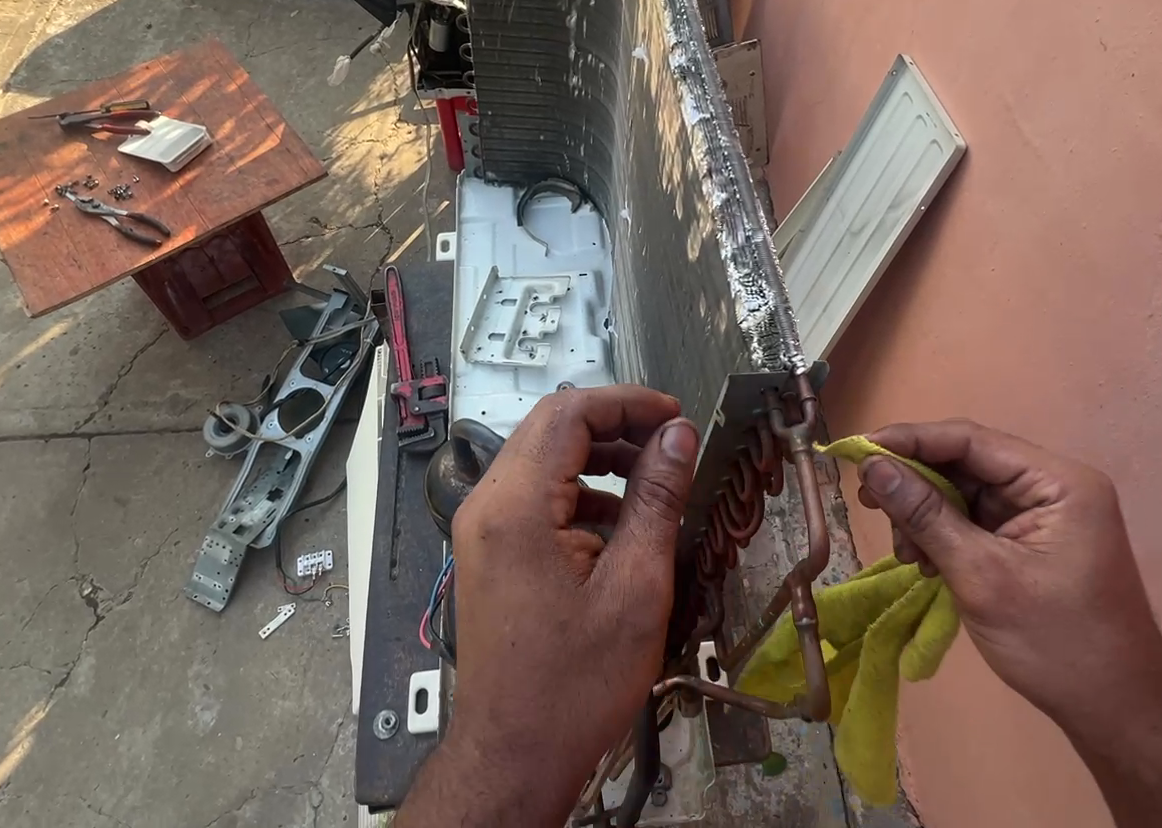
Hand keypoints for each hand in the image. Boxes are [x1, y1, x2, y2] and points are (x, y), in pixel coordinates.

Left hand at [396, 386, 698, 827]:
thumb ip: (656, 499)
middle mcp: (487, 503)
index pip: (568, 414)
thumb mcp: (635, 586)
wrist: (513, 757)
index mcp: (515, 504)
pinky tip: (619, 520)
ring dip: (598, 457)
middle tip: (670, 441)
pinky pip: (534, 496)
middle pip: (550, 429)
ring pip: (542, 459)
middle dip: (614, 425)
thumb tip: (679, 435)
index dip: (626, 403)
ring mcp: (482, 527)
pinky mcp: (489, 549)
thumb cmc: (577, 681)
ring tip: (653, 476)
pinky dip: (579, 491)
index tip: (675, 416)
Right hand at [856, 420, 1161, 732]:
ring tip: (905, 553)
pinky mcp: (1027, 539)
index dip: (910, 440)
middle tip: (868, 502)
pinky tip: (923, 561)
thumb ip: (924, 513)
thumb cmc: (1057, 643)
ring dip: (923, 515)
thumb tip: (871, 464)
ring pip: (960, 491)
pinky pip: (969, 518)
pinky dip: (938, 534)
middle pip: (963, 463)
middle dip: (914, 484)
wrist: (1116, 716)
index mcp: (1057, 482)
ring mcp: (1039, 513)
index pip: (970, 440)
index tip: (859, 451)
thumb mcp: (981, 574)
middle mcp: (1049, 486)